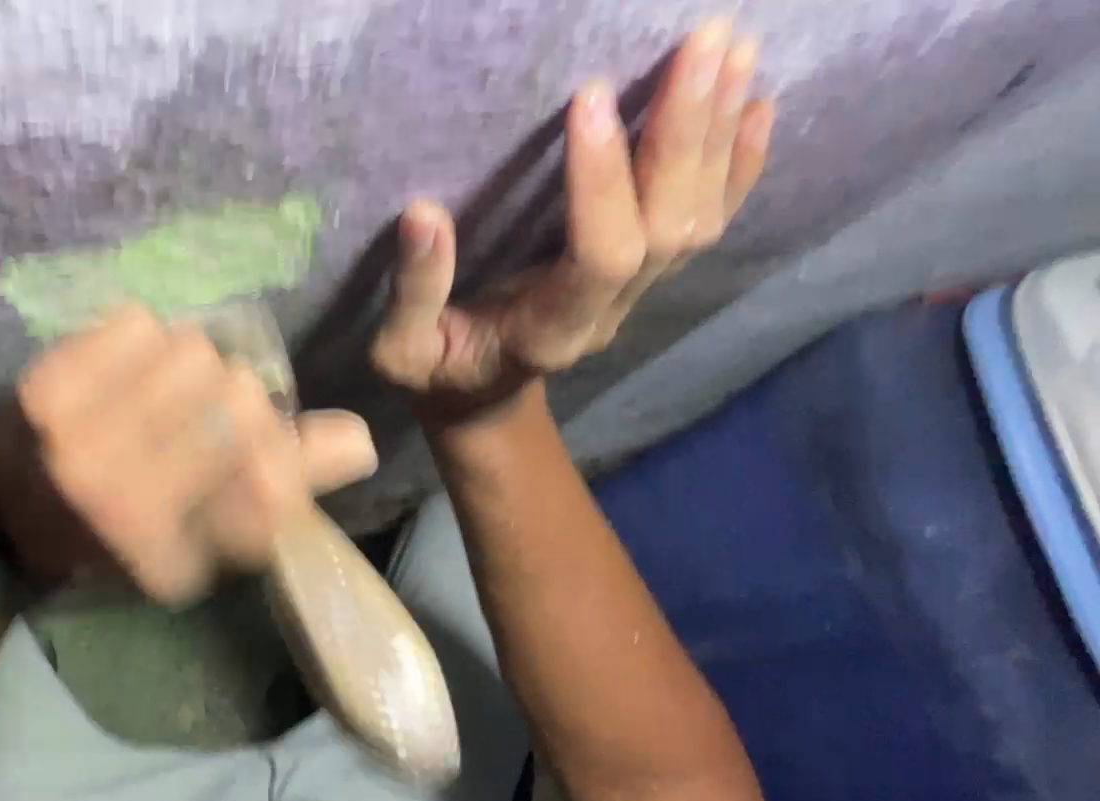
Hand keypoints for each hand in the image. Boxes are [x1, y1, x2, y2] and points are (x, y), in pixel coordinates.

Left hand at [0, 306, 377, 605]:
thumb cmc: (111, 552)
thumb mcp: (200, 553)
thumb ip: (278, 497)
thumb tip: (360, 439)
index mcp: (161, 539)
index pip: (266, 460)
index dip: (275, 442)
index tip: (254, 448)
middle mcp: (115, 484)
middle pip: (233, 388)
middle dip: (233, 400)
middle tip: (200, 419)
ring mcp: (71, 427)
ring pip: (190, 346)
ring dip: (189, 368)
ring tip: (159, 398)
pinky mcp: (41, 382)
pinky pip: (136, 321)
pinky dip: (145, 341)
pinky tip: (126, 376)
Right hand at [373, 18, 773, 420]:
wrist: (477, 400)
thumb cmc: (434, 375)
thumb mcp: (400, 352)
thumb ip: (413, 294)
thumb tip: (421, 213)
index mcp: (547, 333)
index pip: (600, 257)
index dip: (603, 183)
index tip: (588, 99)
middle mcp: (605, 316)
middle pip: (668, 228)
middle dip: (685, 136)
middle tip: (702, 44)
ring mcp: (632, 299)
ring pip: (696, 221)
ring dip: (717, 135)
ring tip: (729, 53)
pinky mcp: (639, 282)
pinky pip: (704, 227)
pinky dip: (737, 167)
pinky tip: (757, 108)